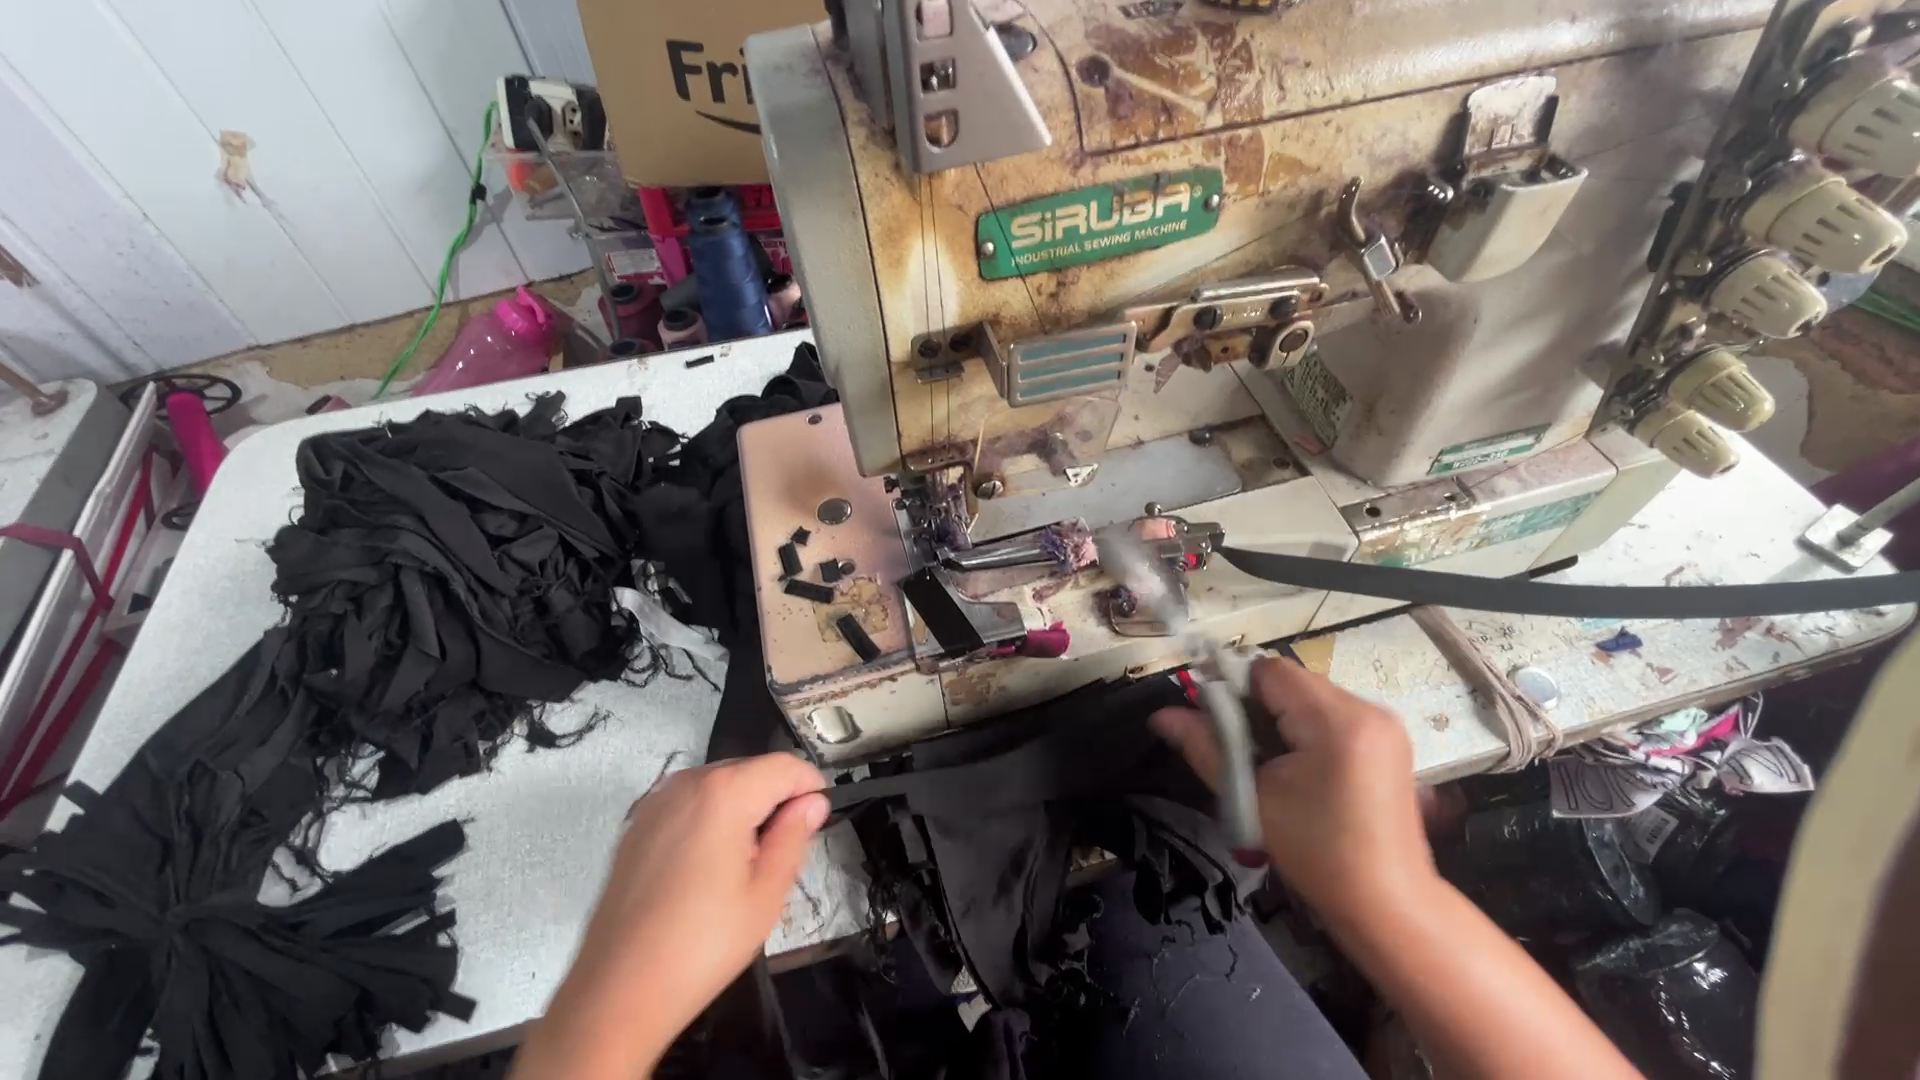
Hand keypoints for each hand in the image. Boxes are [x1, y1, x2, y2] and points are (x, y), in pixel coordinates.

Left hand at [517, 753, 828, 1077]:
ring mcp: (655, 803)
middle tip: (783, 850)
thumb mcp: (766, 894)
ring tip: (744, 864)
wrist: (618, 991)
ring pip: (719, 785)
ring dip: (743, 807)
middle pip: (750, 770)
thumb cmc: (699, 947)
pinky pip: (689, 804)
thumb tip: (812, 804)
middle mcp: (686, 785)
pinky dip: (709, 818)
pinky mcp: (636, 825)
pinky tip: (708, 868)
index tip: (819, 816)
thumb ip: (794, 836)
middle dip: (775, 798)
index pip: (785, 766)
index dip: (810, 787)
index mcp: (723, 795)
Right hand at [1151, 657, 1436, 922]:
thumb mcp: (1252, 798)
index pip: (1269, 671)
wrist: (1387, 904)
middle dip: (1257, 707)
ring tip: (1269, 764)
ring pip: (1308, 697)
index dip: (1233, 689)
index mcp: (1337, 720)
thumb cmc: (1317, 853)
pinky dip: (1304, 730)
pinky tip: (1297, 769)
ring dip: (1279, 718)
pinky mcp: (1389, 741)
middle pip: (1290, 681)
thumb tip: (1162, 715)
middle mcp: (1368, 708)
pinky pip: (1331, 715)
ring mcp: (1385, 724)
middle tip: (1240, 752)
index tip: (1214, 724)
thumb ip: (1205, 746)